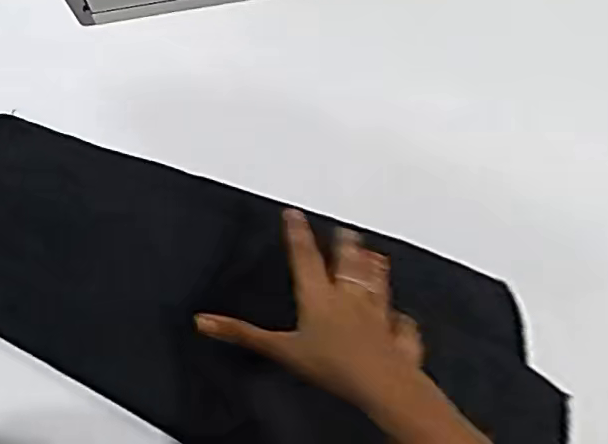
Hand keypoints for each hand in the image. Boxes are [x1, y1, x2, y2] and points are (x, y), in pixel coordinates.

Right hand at [196, 210, 486, 443]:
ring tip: (378, 256)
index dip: (297, 234)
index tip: (295, 213)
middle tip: (348, 229)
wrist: (392, 395)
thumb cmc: (334, 368)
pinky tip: (406, 317)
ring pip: (376, 290)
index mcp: (318, 296)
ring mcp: (379, 323)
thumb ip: (242, 333)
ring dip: (375, 273)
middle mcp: (349, 302)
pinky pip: (404, 330)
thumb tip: (201, 321)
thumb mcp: (281, 350)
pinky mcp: (403, 347)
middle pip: (346, 269)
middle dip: (345, 248)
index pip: (304, 257)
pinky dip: (405, 322)